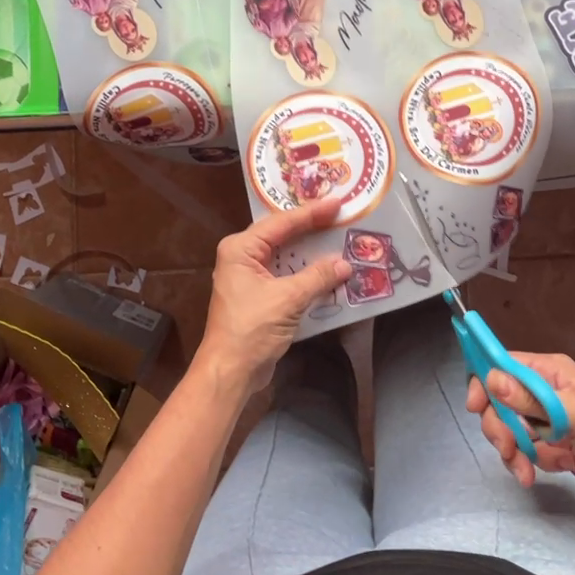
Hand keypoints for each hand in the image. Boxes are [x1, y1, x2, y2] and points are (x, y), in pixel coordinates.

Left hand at [199, 201, 350, 390]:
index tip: (337, 203)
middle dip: (311, 227)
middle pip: (282, 235)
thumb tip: (344, 263)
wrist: (230, 372)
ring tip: (338, 238)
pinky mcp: (259, 296)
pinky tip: (328, 271)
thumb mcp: (288, 299)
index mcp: (241, 249)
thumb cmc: (251, 329)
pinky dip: (306, 273)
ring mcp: (249, 277)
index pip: (281, 223)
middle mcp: (242, 257)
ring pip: (286, 256)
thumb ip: (317, 278)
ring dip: (311, 252)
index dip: (311, 213)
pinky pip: (286, 276)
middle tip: (340, 215)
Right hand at [466, 351, 574, 513]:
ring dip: (510, 449)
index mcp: (551, 373)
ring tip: (524, 470)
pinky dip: (525, 462)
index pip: (504, 365)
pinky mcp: (554, 446)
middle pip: (501, 400)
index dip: (484, 381)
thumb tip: (492, 379)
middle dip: (498, 425)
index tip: (475, 406)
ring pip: (509, 427)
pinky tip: (537, 474)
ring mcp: (549, 420)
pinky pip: (524, 449)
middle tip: (507, 449)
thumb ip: (533, 399)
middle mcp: (546, 392)